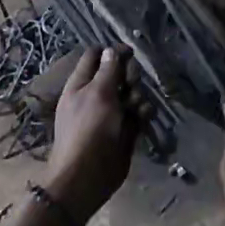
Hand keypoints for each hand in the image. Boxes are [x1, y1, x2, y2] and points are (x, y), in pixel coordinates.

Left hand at [46, 47, 137, 215]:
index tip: (130, 53)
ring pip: (131, 93)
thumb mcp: (98, 94)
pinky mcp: (125, 129)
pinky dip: (143, 112)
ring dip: (138, 95)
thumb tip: (111, 50)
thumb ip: (108, 71)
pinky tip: (143, 116)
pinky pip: (138, 113)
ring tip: (136, 106)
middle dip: (129, 75)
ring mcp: (111, 113)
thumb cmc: (89, 129)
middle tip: (131, 84)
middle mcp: (96, 96)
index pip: (95, 57)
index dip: (112, 52)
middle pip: (118, 73)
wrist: (88, 175)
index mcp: (81, 84)